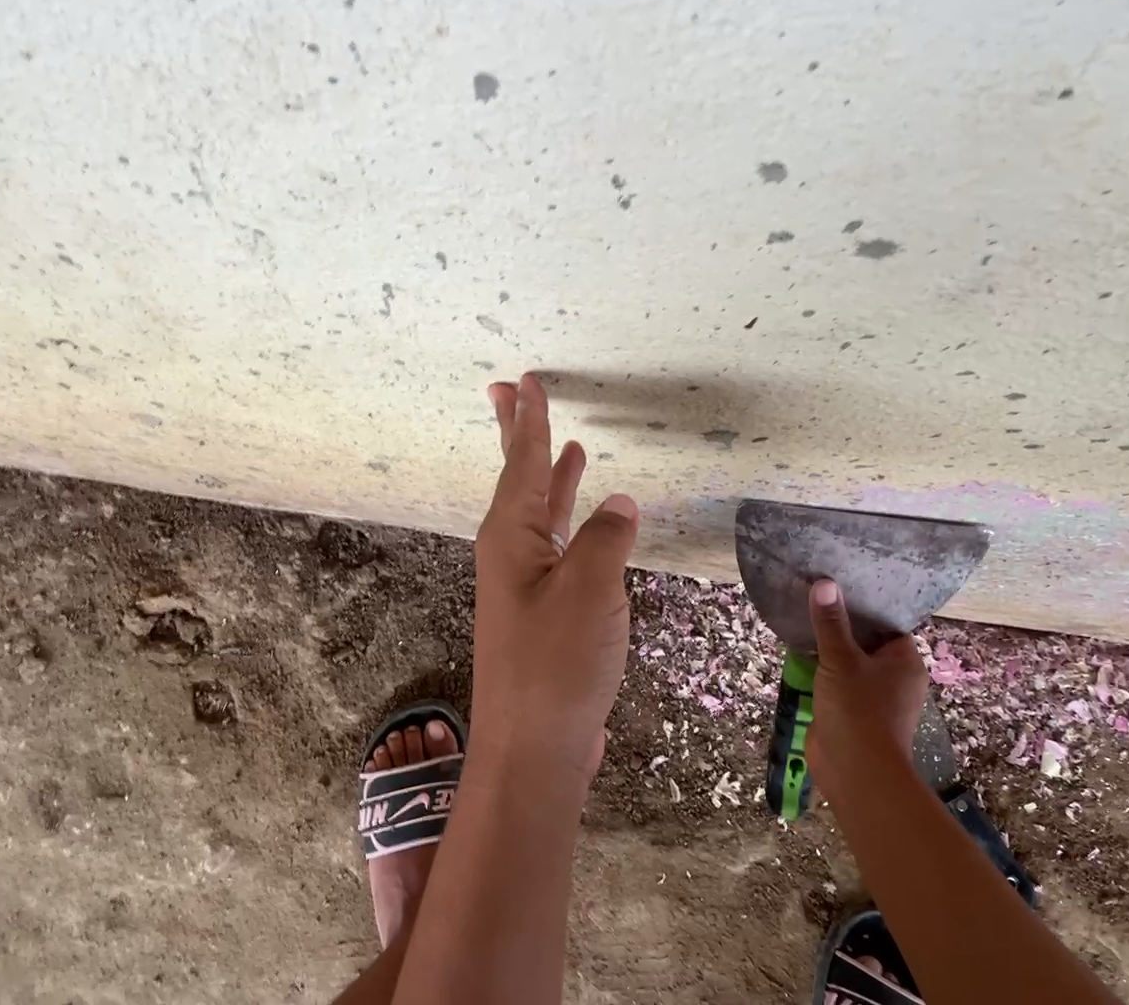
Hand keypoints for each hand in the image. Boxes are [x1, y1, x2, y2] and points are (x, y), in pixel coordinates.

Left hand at [473, 374, 638, 777]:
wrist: (535, 747)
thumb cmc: (555, 664)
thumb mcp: (588, 591)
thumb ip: (606, 539)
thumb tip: (618, 504)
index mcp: (510, 537)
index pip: (522, 462)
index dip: (529, 420)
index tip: (523, 382)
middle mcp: (510, 553)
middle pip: (521, 479)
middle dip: (523, 436)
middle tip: (514, 391)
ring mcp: (525, 584)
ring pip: (540, 514)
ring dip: (553, 478)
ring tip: (568, 446)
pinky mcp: (544, 611)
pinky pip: (557, 548)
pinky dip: (571, 524)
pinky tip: (590, 519)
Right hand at [806, 579, 928, 786]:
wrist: (855, 769)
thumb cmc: (859, 709)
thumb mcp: (841, 659)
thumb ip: (830, 623)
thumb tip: (824, 583)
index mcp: (905, 662)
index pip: (887, 626)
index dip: (863, 607)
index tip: (838, 586)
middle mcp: (893, 678)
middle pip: (865, 643)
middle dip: (840, 626)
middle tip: (812, 598)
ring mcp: (871, 697)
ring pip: (847, 663)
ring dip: (826, 649)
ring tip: (800, 619)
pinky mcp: (849, 712)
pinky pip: (834, 682)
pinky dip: (818, 670)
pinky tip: (795, 654)